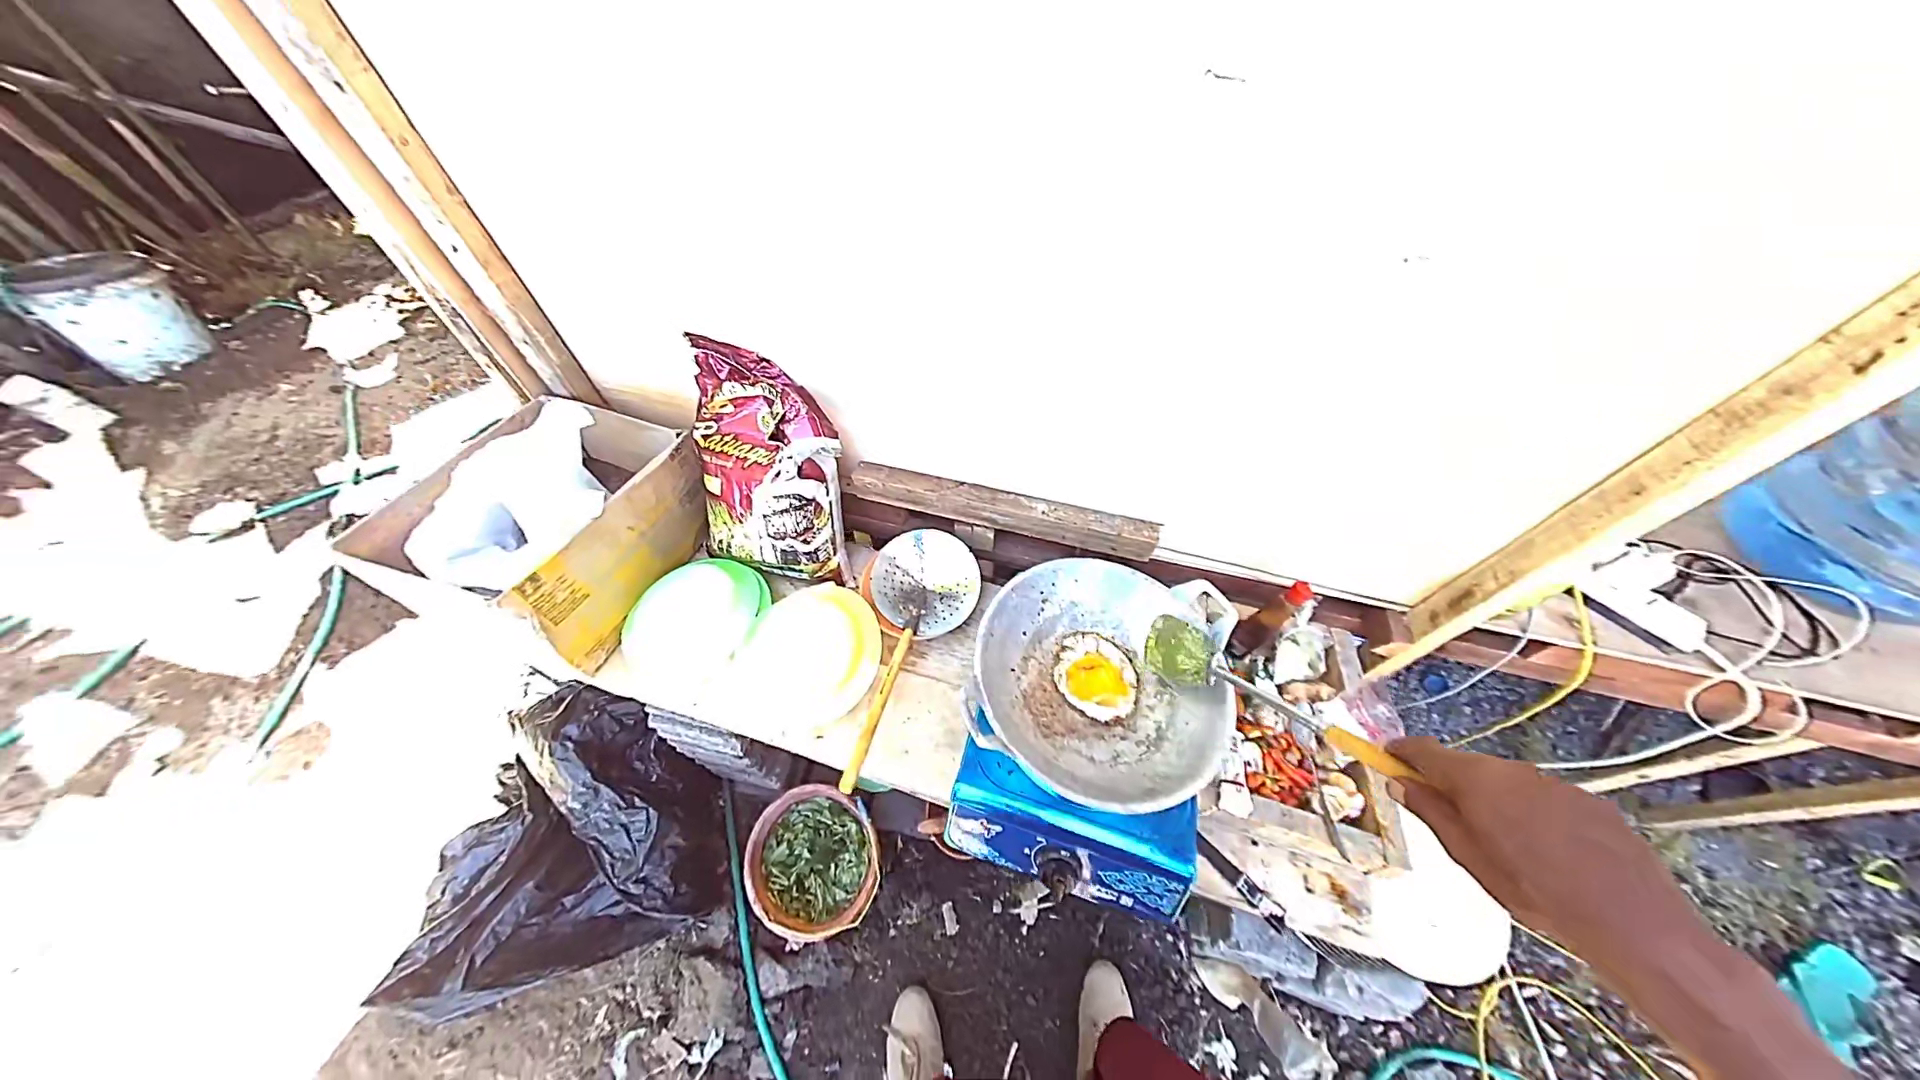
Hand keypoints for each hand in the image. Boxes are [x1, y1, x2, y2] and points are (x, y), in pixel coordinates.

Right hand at [1387, 736, 1846, 1079]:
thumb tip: (1400, 783)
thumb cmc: (1535, 891)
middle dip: (1451, 785)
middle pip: (1467, 767)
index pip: (1423, 749)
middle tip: (1447, 819)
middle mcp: (1513, 770)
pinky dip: (1533, 815)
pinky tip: (1549, 854)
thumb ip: (1431, 812)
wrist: (1635, 924)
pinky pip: (1545, 800)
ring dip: (1494, 802)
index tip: (1385, 758)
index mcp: (1476, 779)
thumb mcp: (1467, 857)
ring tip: (1505, 847)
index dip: (1399, 752)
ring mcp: (1556, 784)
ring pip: (1508, 784)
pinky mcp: (1591, 803)